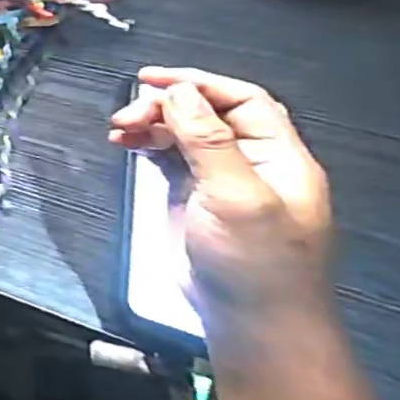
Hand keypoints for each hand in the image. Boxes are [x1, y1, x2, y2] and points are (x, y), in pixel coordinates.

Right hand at [109, 68, 333, 319]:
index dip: (199, 84)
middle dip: (165, 105)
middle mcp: (250, 163)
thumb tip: (182, 94)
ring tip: (120, 128)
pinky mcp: (191, 194)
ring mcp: (218, 179)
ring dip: (149, 122)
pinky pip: (165, 153)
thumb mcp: (237, 199)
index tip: (154, 79)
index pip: (242, 100)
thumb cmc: (258, 267)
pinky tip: (125, 143)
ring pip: (181, 131)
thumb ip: (210, 143)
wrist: (250, 320)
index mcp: (279, 159)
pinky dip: (143, 142)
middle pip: (206, 113)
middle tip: (129, 114)